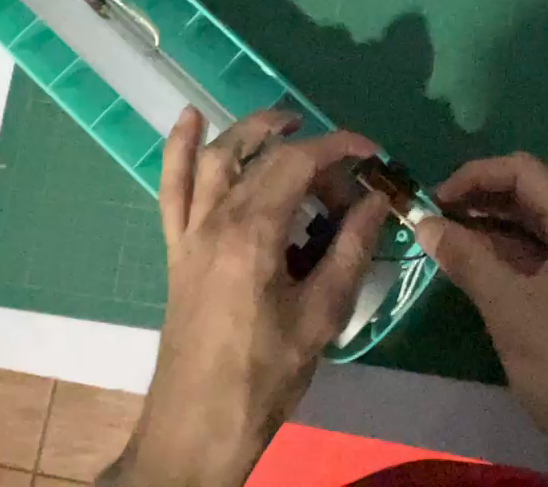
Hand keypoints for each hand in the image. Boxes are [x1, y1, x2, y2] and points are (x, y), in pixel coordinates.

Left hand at [105, 108, 387, 486]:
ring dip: (250, 131)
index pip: (300, 163)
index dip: (340, 147)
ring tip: (286, 123)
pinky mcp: (177, 248)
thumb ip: (350, 249)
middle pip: (266, 159)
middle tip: (344, 171)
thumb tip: (377, 200)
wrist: (197, 428)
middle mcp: (217, 219)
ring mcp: (190, 231)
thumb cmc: (265, 376)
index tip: (372, 154)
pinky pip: (170, 188)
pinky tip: (189, 118)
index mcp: (254, 233)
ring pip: (215, 158)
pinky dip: (177, 148)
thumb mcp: (322, 314)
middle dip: (312, 152)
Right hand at [417, 153, 547, 486]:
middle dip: (478, 196)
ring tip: (442, 234)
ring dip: (487, 222)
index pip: (523, 171)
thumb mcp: (508, 308)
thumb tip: (422, 221)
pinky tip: (469, 259)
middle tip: (433, 214)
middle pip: (527, 191)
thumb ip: (466, 258)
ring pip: (529, 220)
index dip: (475, 175)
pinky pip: (535, 247)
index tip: (434, 197)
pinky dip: (501, 247)